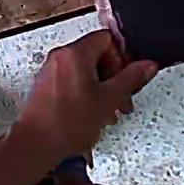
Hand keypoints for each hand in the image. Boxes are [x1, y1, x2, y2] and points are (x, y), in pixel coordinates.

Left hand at [8, 29, 157, 162]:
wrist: (35, 145)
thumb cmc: (68, 122)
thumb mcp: (109, 99)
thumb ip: (131, 78)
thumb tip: (148, 65)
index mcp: (76, 53)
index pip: (107, 39)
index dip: (122, 56)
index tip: (128, 75)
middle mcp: (60, 57)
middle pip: (96, 54)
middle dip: (114, 75)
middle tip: (121, 96)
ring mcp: (51, 71)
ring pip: (85, 69)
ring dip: (101, 87)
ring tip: (108, 110)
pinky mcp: (45, 86)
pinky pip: (71, 80)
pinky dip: (85, 92)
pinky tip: (92, 114)